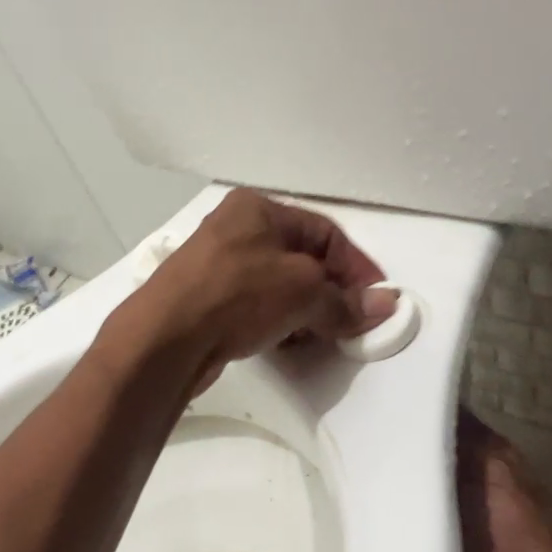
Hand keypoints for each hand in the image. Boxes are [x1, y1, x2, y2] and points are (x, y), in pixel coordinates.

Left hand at [115, 189, 398, 381]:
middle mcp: (234, 231)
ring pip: (275, 287)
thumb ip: (345, 302)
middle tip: (348, 323)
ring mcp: (214, 268)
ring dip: (302, 312)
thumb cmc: (237, 296)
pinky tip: (283, 343)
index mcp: (257, 209)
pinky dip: (275, 323)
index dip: (355, 268)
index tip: (375, 302)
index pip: (324, 234)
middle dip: (329, 293)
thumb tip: (385, 305)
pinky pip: (252, 309)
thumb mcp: (303, 292)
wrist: (166, 338)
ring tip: (317, 337)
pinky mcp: (203, 303)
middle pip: (299, 260)